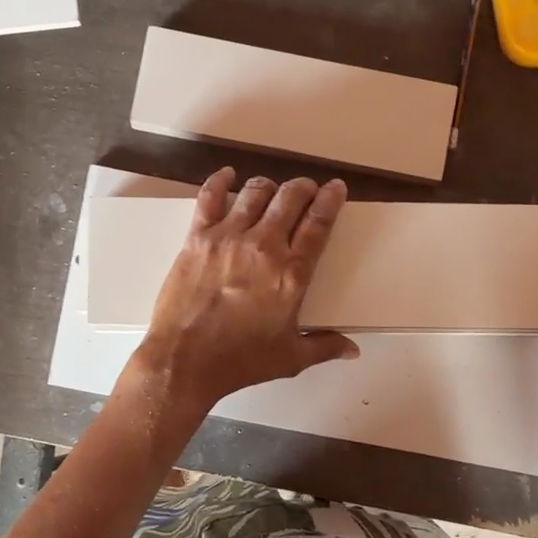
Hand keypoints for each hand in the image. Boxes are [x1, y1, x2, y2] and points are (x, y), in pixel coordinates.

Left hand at [129, 169, 358, 411]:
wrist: (185, 360)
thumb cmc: (240, 361)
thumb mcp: (290, 358)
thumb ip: (324, 346)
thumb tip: (352, 349)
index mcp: (292, 274)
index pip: (319, 224)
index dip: (330, 201)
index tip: (335, 189)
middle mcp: (264, 247)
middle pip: (290, 198)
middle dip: (303, 188)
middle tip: (306, 189)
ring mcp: (229, 238)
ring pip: (255, 192)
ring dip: (269, 186)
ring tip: (272, 189)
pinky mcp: (197, 238)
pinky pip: (210, 198)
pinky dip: (220, 182)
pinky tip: (227, 176)